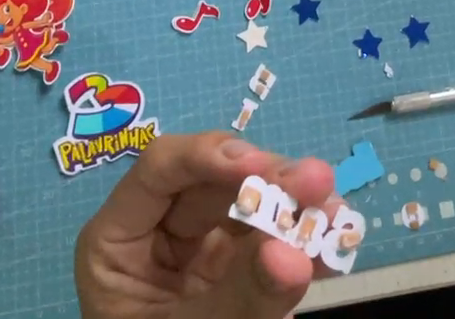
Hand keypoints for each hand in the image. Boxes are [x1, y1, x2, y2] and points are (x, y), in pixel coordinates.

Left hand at [75, 133, 336, 318]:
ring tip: (335, 212)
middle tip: (318, 182)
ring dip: (296, 204)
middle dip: (269, 178)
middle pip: (214, 183)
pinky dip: (304, 238)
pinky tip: (335, 239)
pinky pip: (271, 240)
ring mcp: (201, 249)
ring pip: (250, 204)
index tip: (257, 165)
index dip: (207, 156)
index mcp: (119, 241)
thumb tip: (294, 253)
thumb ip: (240, 298)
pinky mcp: (237, 268)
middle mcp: (160, 231)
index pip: (159, 171)